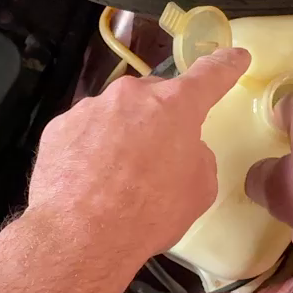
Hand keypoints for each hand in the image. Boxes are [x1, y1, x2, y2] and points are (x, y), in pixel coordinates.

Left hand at [24, 48, 247, 272]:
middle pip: (153, 98)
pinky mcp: (58, 127)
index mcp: (175, 106)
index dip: (225, 66)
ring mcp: (90, 108)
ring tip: (115, 178)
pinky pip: (83, 132)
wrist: (80, 234)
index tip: (234, 58)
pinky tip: (87, 180)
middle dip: (159, 120)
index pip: (209, 76)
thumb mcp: (198, 191)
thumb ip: (196, 157)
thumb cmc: (148, 214)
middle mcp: (130, 96)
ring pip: (115, 114)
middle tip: (156, 158)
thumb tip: (182, 150)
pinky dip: (89, 150)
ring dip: (121, 135)